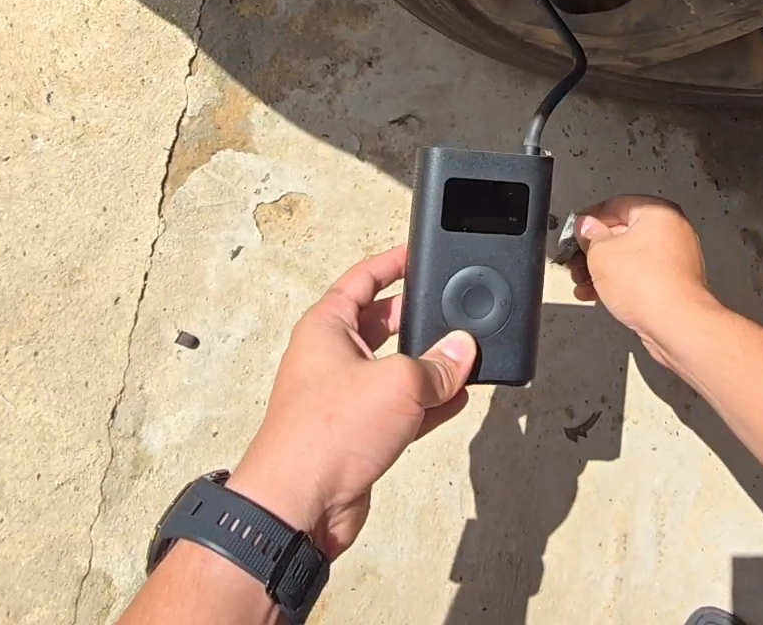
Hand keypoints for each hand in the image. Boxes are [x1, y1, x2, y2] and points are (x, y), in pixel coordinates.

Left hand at [225, 245, 476, 559]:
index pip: (363, 279)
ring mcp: (346, 396)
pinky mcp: (359, 433)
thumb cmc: (324, 434)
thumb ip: (438, 364)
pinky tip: (457, 398)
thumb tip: (463, 352)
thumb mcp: (396, 382)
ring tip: (464, 357)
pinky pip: (402, 407)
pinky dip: (428, 402)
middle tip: (451, 309)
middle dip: (418, 318)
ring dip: (428, 365)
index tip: (418, 253)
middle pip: (383, 323)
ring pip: (396, 367)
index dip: (392, 262)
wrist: (298, 509)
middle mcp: (333, 357)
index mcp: (327, 327)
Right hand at [570, 195, 719, 365]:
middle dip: (593, 250)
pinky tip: (597, 294)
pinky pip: (640, 276)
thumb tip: (586, 227)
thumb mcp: (601, 253)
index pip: (614, 205)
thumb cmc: (648, 285)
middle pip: (621, 232)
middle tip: (576, 260)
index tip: (575, 231)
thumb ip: (589, 236)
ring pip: (629, 257)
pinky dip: (619, 282)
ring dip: (602, 269)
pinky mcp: (673, 283)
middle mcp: (670, 230)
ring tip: (582, 282)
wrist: (676, 325)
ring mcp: (674, 258)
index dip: (589, 219)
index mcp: (656, 212)